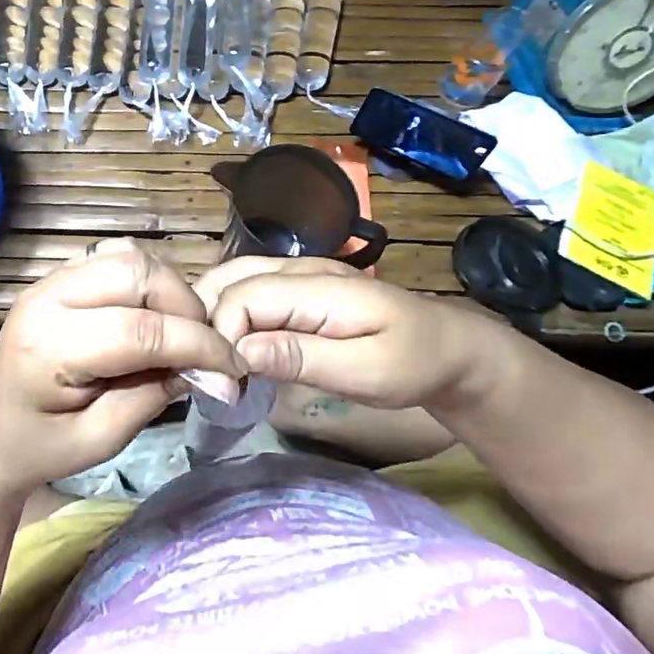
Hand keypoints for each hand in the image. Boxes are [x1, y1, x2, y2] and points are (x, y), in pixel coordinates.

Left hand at [0, 238, 245, 493]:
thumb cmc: (44, 445)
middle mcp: (45, 298)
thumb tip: (215, 369)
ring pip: (128, 255)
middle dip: (184, 305)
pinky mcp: (60, 274)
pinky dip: (147, 279)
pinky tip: (153, 313)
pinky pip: (115, 256)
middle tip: (203, 347)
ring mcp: (49, 279)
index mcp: (47, 348)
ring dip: (168, 288)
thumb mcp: (102, 439)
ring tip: (181, 330)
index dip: (196, 345)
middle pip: (134, 272)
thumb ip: (154, 395)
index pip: (138, 330)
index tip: (232, 367)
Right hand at [194, 257, 503, 410]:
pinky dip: (226, 310)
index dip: (222, 336)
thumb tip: (240, 351)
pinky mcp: (296, 286)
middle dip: (205, 319)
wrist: (447, 346)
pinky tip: (228, 344)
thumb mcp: (368, 372)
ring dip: (211, 312)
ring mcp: (297, 273)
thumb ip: (303, 358)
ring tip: (208, 357)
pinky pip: (247, 287)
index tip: (224, 384)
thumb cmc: (413, 363)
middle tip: (205, 370)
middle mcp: (299, 269)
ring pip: (232, 277)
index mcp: (319, 287)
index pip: (244, 297)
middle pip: (229, 278)